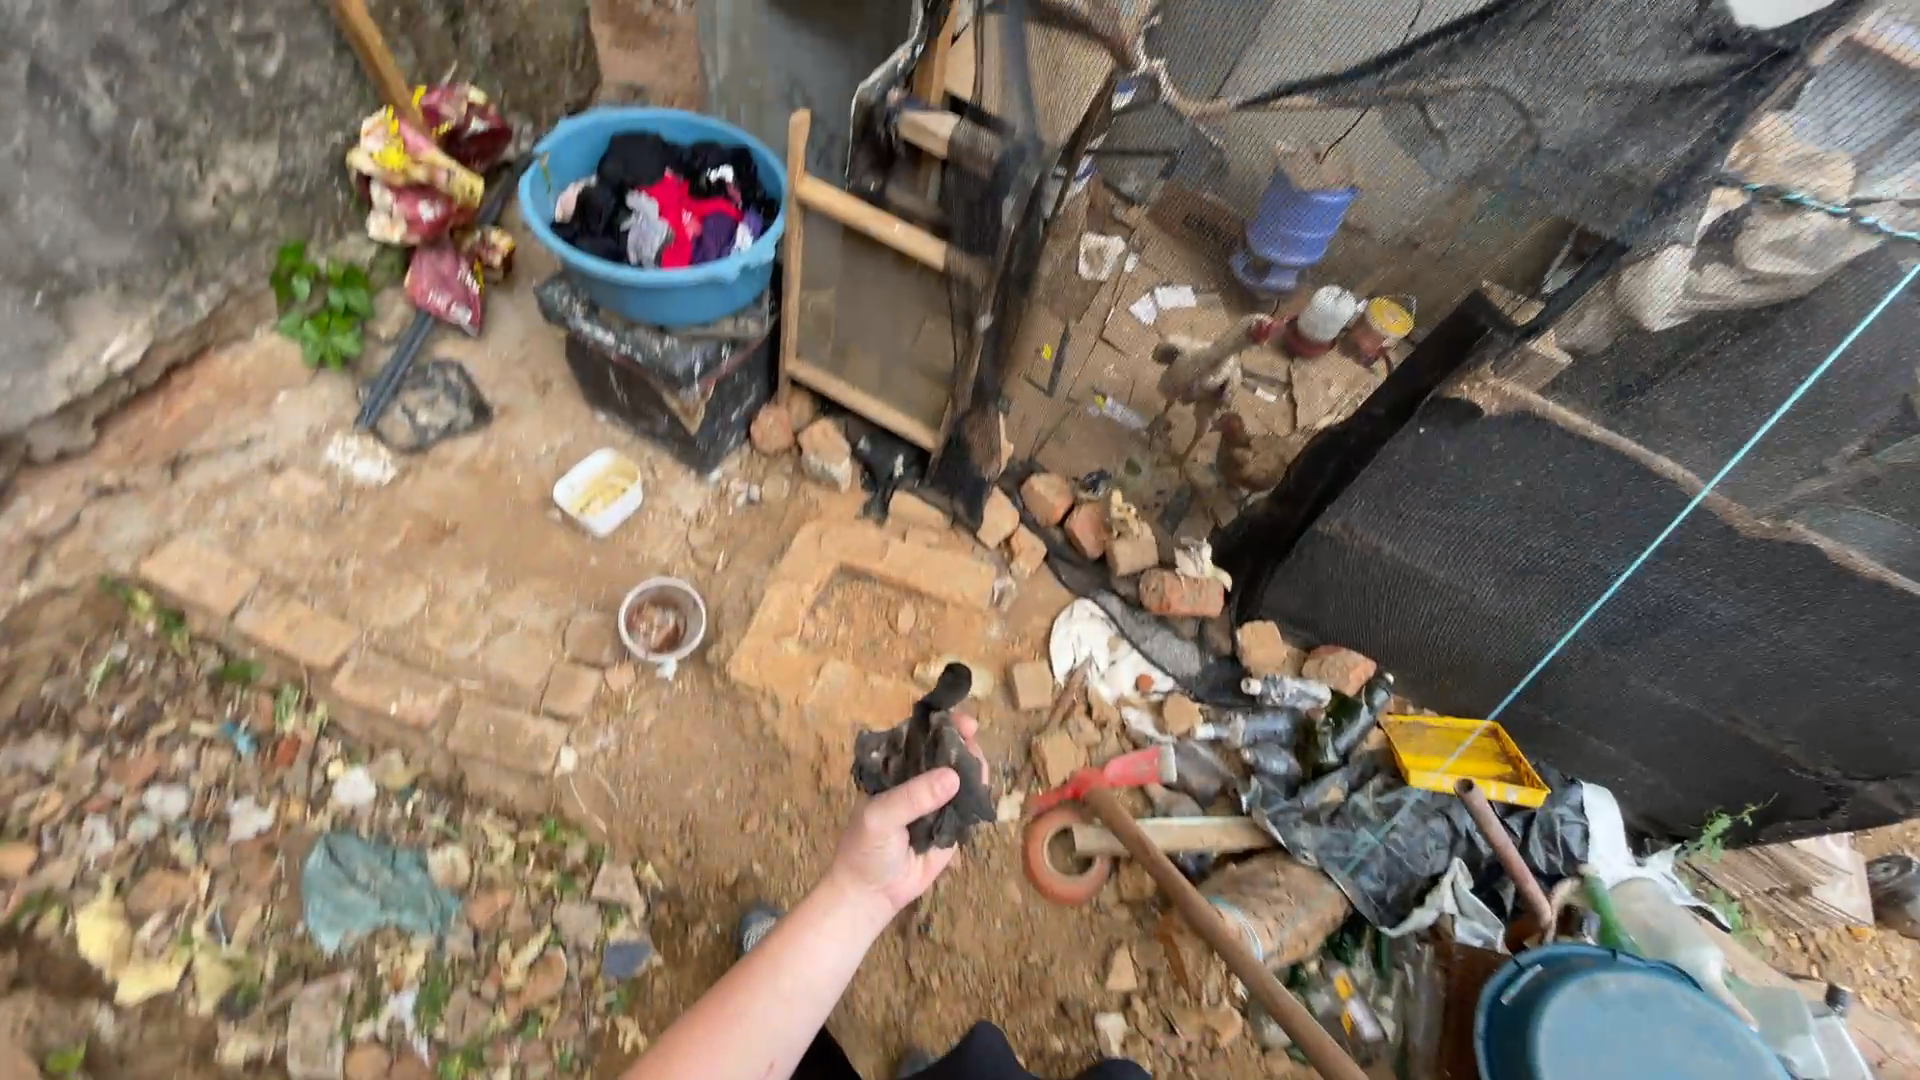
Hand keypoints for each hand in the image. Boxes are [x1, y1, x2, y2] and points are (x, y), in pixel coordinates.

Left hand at [827, 715, 987, 916]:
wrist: (872, 893)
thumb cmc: (865, 848)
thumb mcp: (880, 817)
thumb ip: (913, 797)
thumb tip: (953, 777)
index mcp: (894, 768)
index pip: (919, 738)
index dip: (940, 726)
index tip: (960, 722)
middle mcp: (918, 779)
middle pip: (946, 752)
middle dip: (962, 742)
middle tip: (973, 740)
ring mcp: (937, 801)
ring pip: (962, 776)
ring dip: (974, 767)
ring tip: (979, 767)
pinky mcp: (953, 823)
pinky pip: (970, 804)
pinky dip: (979, 794)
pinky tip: (984, 789)